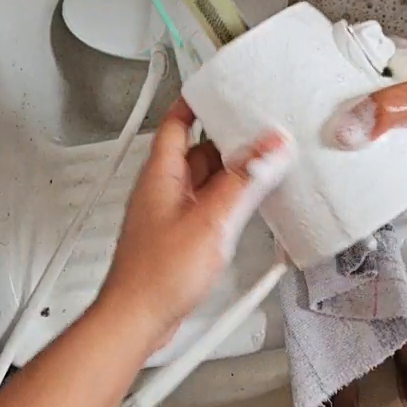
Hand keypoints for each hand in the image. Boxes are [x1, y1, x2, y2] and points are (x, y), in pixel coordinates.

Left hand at [96, 100, 291, 348]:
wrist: (137, 318)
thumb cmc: (156, 275)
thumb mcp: (210, 221)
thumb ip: (242, 183)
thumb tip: (269, 148)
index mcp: (160, 175)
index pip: (175, 123)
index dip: (195, 102)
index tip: (219, 88)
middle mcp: (162, 191)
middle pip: (197, 152)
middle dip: (228, 142)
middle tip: (259, 133)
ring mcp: (170, 215)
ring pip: (205, 182)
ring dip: (231, 176)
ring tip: (263, 169)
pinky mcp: (179, 238)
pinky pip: (206, 208)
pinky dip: (227, 202)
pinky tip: (248, 210)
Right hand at [326, 35, 406, 174]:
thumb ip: (391, 108)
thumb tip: (350, 125)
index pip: (365, 57)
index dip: (340, 75)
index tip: (319, 96)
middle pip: (369, 93)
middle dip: (352, 112)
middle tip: (332, 127)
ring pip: (382, 120)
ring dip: (371, 135)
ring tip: (350, 145)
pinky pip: (399, 143)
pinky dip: (389, 154)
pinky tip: (379, 161)